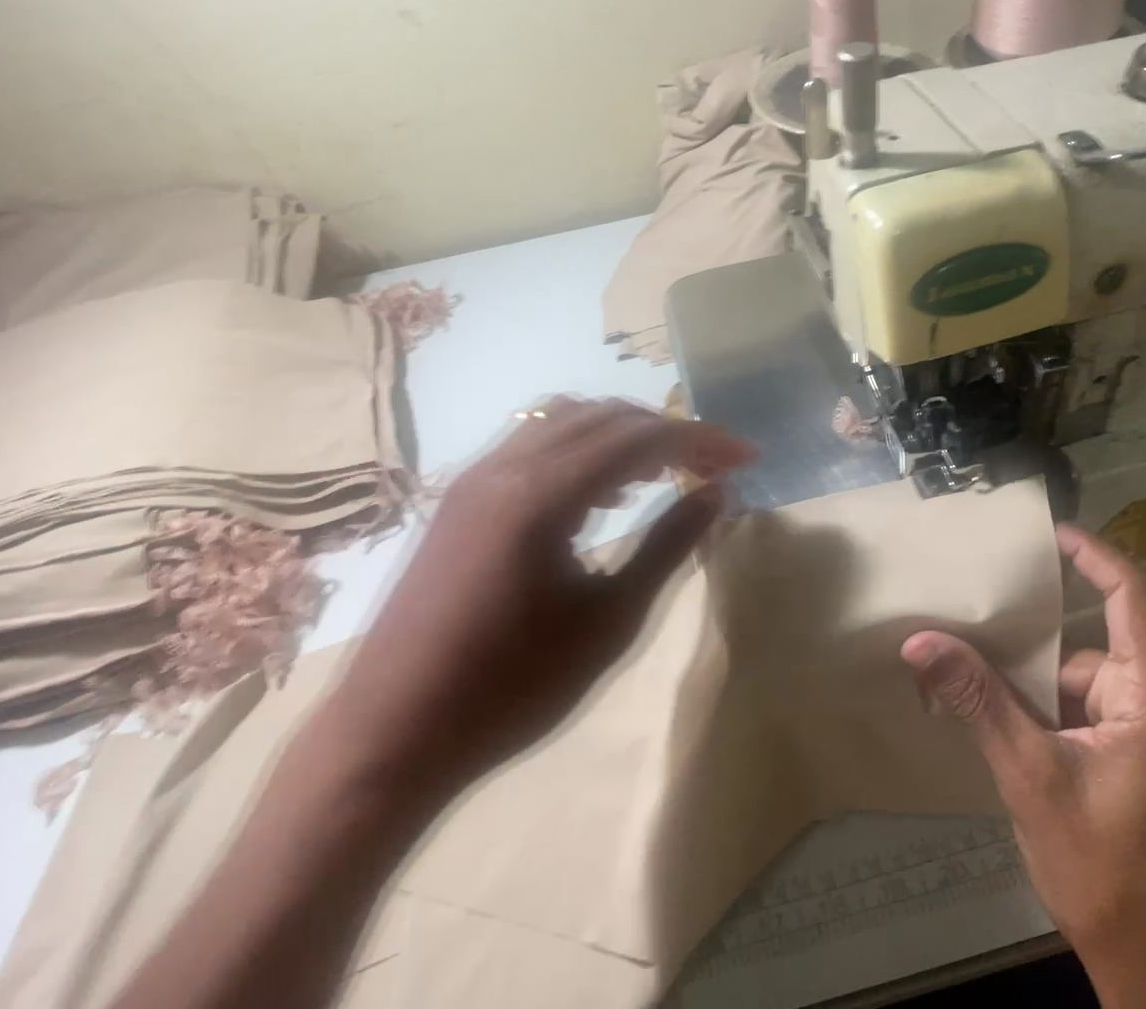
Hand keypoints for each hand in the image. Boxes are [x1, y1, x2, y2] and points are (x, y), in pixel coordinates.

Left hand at [318, 396, 752, 803]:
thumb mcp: (608, 620)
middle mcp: (503, 468)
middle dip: (665, 431)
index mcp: (542, 495)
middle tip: (713, 465)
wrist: (397, 729)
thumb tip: (717, 493)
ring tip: (663, 475)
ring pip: (561, 423)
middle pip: (602, 416)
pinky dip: (579, 452)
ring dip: (620, 436)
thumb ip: (667, 547)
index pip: (638, 438)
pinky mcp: (458, 502)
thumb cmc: (514, 687)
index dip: (700, 440)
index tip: (747, 457)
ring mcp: (473, 481)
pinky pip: (530, 448)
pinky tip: (602, 494)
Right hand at [899, 525, 1145, 1008]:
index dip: (1092, 552)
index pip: (1132, 594)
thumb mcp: (1031, 776)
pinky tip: (998, 725)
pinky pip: (1087, 713)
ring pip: (1082, 682)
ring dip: (1031, 686)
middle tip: (969, 623)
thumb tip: (920, 641)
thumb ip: (979, 701)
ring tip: (966, 680)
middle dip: (1030, 642)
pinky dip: (1046, 713)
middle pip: (1092, 644)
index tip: (1044, 532)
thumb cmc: (1102, 865)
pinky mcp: (1139, 759)